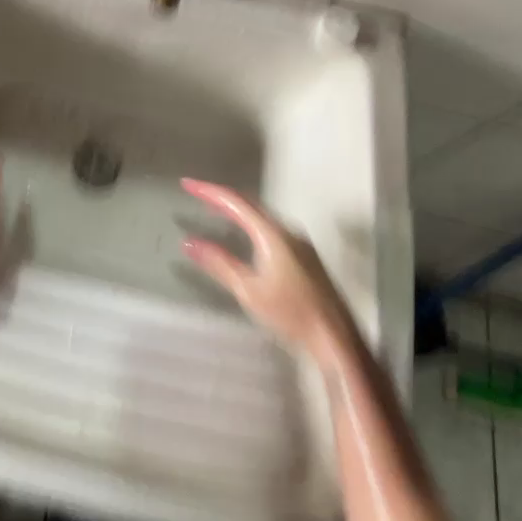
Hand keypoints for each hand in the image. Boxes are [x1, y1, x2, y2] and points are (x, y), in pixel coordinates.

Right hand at [180, 178, 358, 362]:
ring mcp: (298, 242)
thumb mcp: (249, 290)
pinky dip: (249, 221)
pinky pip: (269, 227)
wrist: (335, 336)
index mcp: (272, 234)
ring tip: (213, 208)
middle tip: (195, 193)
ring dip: (236, 208)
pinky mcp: (303, 255)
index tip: (187, 184)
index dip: (209, 191)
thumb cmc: (290, 313)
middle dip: (221, 196)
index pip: (236, 202)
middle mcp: (287, 231)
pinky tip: (242, 233)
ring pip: (261, 215)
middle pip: (250, 204)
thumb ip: (219, 264)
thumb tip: (188, 242)